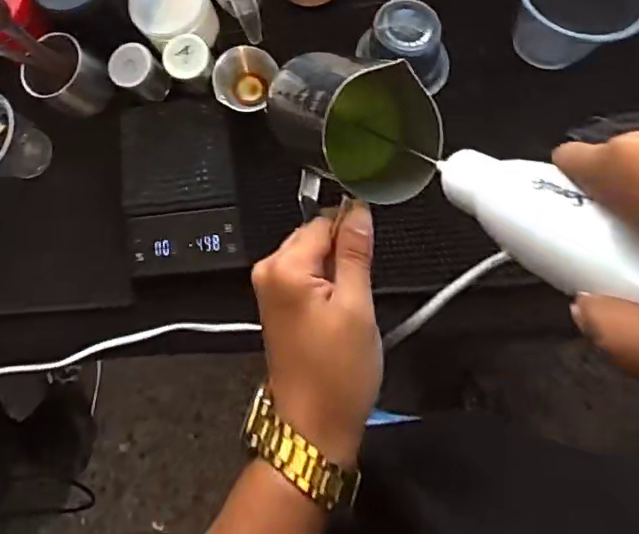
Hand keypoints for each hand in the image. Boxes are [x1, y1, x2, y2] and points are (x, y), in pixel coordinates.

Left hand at [251, 200, 381, 463]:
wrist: (312, 427)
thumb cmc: (335, 377)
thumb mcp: (357, 307)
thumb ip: (356, 252)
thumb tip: (358, 211)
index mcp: (285, 267)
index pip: (324, 221)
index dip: (353, 234)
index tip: (369, 253)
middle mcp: (269, 271)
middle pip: (314, 235)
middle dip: (342, 255)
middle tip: (358, 293)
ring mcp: (269, 287)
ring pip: (311, 255)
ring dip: (334, 271)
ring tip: (346, 309)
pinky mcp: (276, 302)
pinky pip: (304, 274)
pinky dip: (324, 286)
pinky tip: (335, 314)